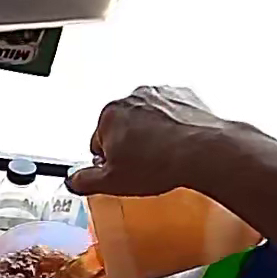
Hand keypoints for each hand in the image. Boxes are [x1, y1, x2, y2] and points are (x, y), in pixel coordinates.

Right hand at [68, 86, 247, 196]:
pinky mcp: (184, 96)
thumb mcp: (112, 183)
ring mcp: (160, 94)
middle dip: (129, 146)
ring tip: (162, 159)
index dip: (108, 163)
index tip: (120, 173)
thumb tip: (73, 180)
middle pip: (122, 127)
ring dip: (150, 136)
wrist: (203, 152)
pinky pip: (171, 114)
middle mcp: (132, 98)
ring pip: (146, 119)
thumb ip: (85, 181)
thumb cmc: (159, 164)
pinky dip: (172, 127)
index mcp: (109, 115)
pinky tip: (178, 147)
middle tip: (142, 168)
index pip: (98, 143)